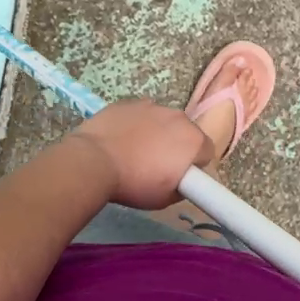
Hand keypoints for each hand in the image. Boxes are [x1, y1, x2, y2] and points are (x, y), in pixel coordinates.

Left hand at [67, 99, 213, 209]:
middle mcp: (178, 116)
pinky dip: (133, 125)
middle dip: (174, 146)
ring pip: (160, 121)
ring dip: (154, 133)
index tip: (177, 176)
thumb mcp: (165, 198)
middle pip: (183, 132)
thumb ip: (182, 187)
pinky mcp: (127, 102)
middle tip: (153, 165)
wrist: (93, 162)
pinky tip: (118, 140)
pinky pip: (137, 115)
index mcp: (194, 139)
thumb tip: (182, 181)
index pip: (205, 152)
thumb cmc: (134, 184)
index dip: (193, 166)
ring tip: (132, 152)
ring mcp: (151, 106)